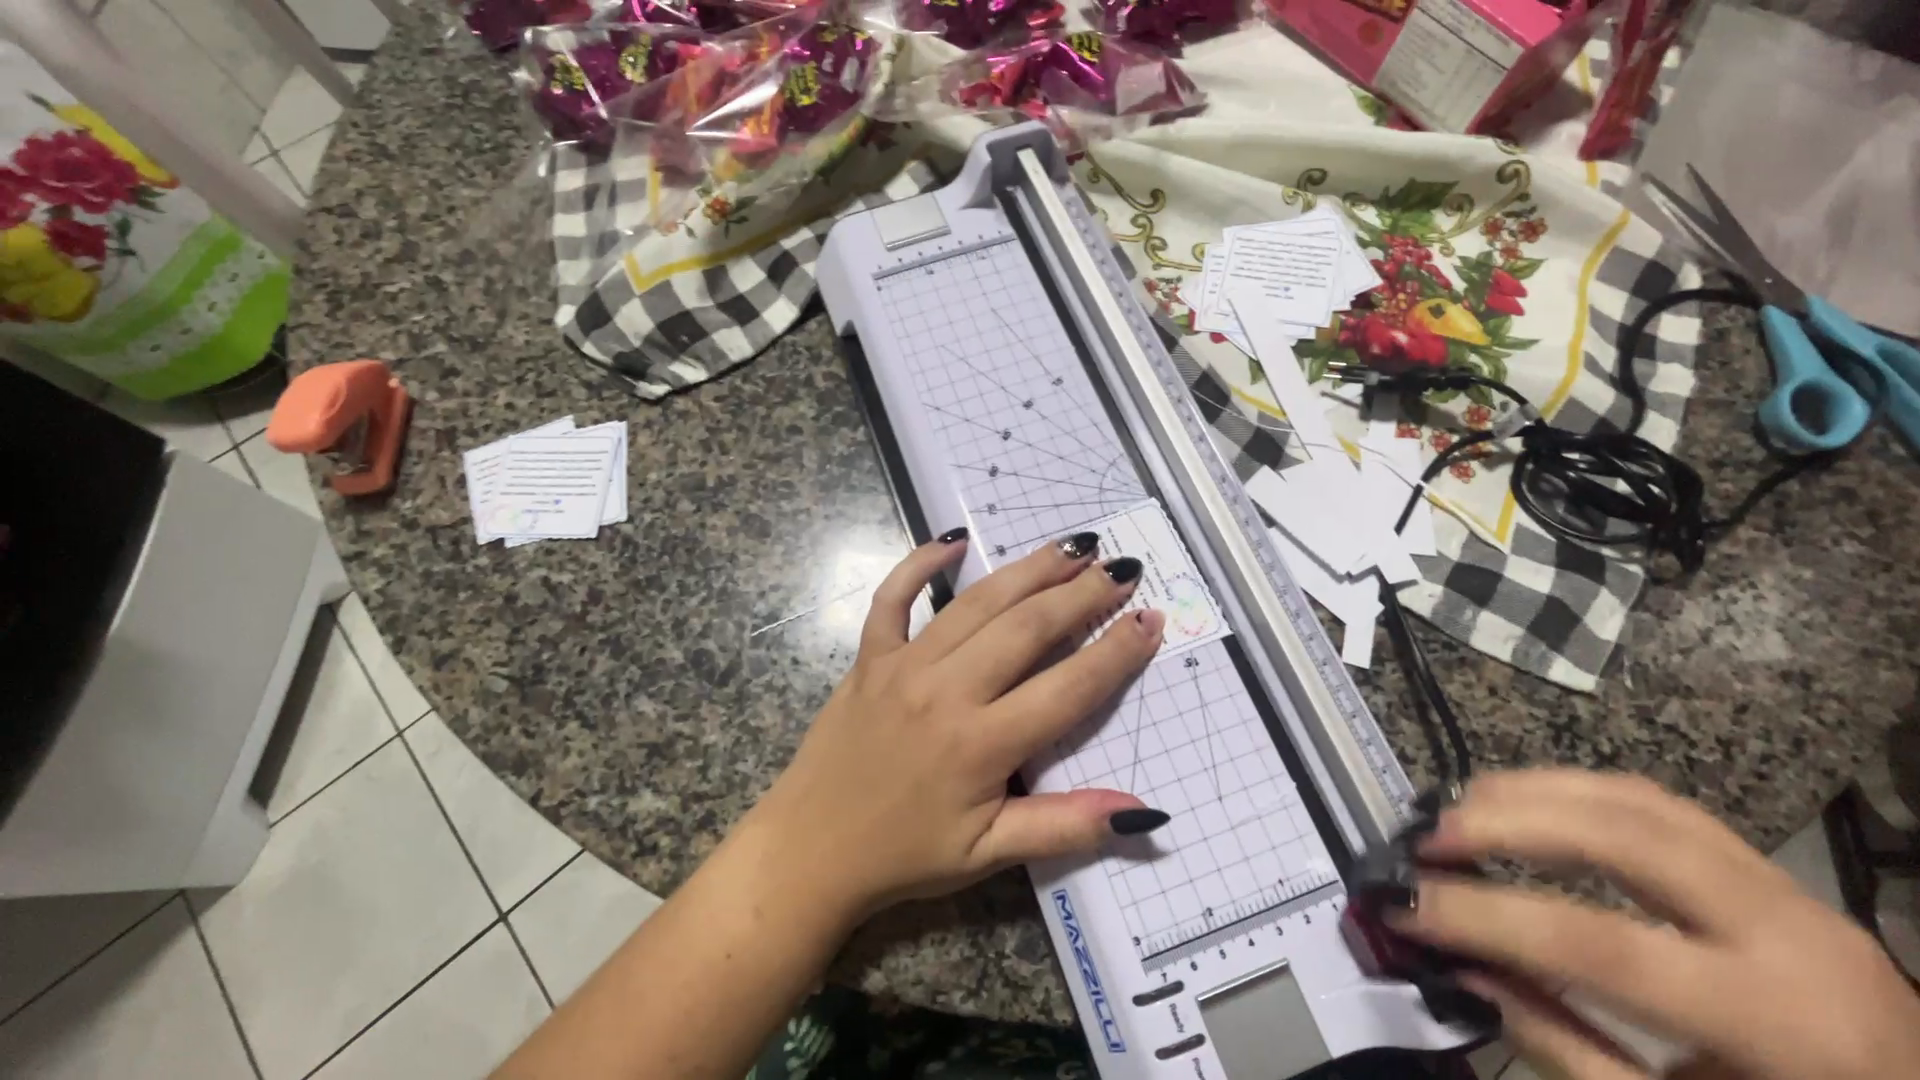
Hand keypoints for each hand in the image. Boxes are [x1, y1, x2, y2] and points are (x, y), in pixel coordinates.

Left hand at [739, 529, 1167, 924]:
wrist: (810, 850)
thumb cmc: (905, 855)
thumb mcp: (989, 854)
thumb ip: (1065, 826)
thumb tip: (1143, 812)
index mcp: (982, 744)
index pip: (1068, 686)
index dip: (1116, 652)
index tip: (1151, 620)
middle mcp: (946, 691)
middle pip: (1028, 628)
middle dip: (1081, 594)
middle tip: (1122, 568)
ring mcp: (902, 666)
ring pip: (976, 604)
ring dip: (1027, 571)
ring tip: (1070, 547)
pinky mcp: (868, 658)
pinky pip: (893, 597)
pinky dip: (920, 562)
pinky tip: (953, 538)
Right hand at [1390, 769, 1919, 1079]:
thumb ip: (1567, 1048)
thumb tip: (1465, 968)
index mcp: (1781, 1020)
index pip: (1603, 946)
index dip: (1491, 919)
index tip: (1407, 905)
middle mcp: (1793, 934)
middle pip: (1629, 837)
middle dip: (1513, 824)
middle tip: (1429, 836)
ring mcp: (1788, 891)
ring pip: (1645, 800)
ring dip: (1538, 792)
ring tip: (1460, 805)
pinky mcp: (1771, 875)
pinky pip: (1665, 807)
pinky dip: (1580, 793)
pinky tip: (1527, 803)